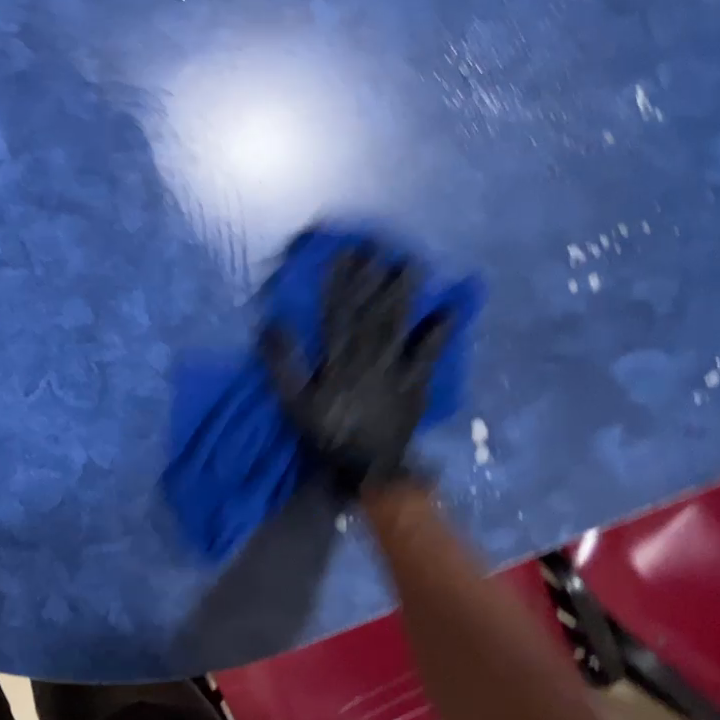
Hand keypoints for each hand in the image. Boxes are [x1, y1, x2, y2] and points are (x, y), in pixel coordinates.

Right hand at [261, 245, 453, 493]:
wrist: (369, 472)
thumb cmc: (325, 434)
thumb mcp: (293, 403)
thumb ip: (282, 364)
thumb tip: (271, 324)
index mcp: (337, 360)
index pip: (337, 311)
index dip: (339, 281)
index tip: (342, 253)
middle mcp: (368, 358)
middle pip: (371, 310)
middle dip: (374, 277)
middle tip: (381, 247)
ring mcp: (396, 370)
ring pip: (399, 325)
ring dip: (405, 293)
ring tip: (412, 265)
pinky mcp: (417, 385)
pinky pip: (429, 355)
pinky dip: (439, 332)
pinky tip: (449, 310)